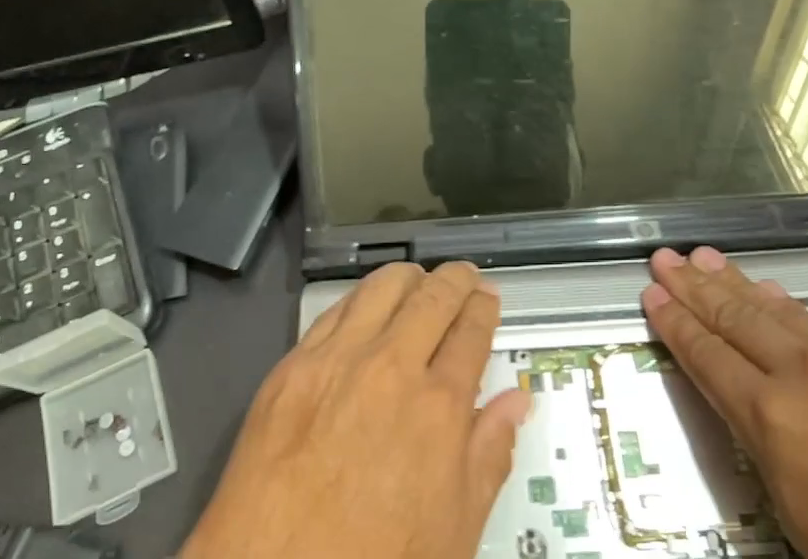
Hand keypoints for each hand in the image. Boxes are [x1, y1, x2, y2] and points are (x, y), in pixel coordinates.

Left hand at [181, 262, 528, 558]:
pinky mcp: (291, 367)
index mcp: (439, 405)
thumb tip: (516, 401)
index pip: (471, 332)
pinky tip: (363, 305)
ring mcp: (336, 361)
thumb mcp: (455, 525)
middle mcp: (390, 368)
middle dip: (455, 281)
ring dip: (407, 277)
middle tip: (463, 276)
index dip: (484, 309)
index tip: (488, 299)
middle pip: (432, 298)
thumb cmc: (376, 556)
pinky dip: (358, 299)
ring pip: (380, 290)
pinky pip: (332, 313)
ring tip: (417, 278)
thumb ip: (489, 453)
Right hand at [642, 246, 807, 558]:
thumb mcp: (805, 524)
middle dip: (696, 287)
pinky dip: (790, 308)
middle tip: (667, 258)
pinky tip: (778, 297)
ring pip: (780, 311)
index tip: (653, 297)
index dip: (676, 325)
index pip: (707, 359)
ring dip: (739, 285)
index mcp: (772, 422)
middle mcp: (806, 376)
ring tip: (708, 260)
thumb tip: (762, 427)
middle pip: (736, 318)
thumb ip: (773, 459)